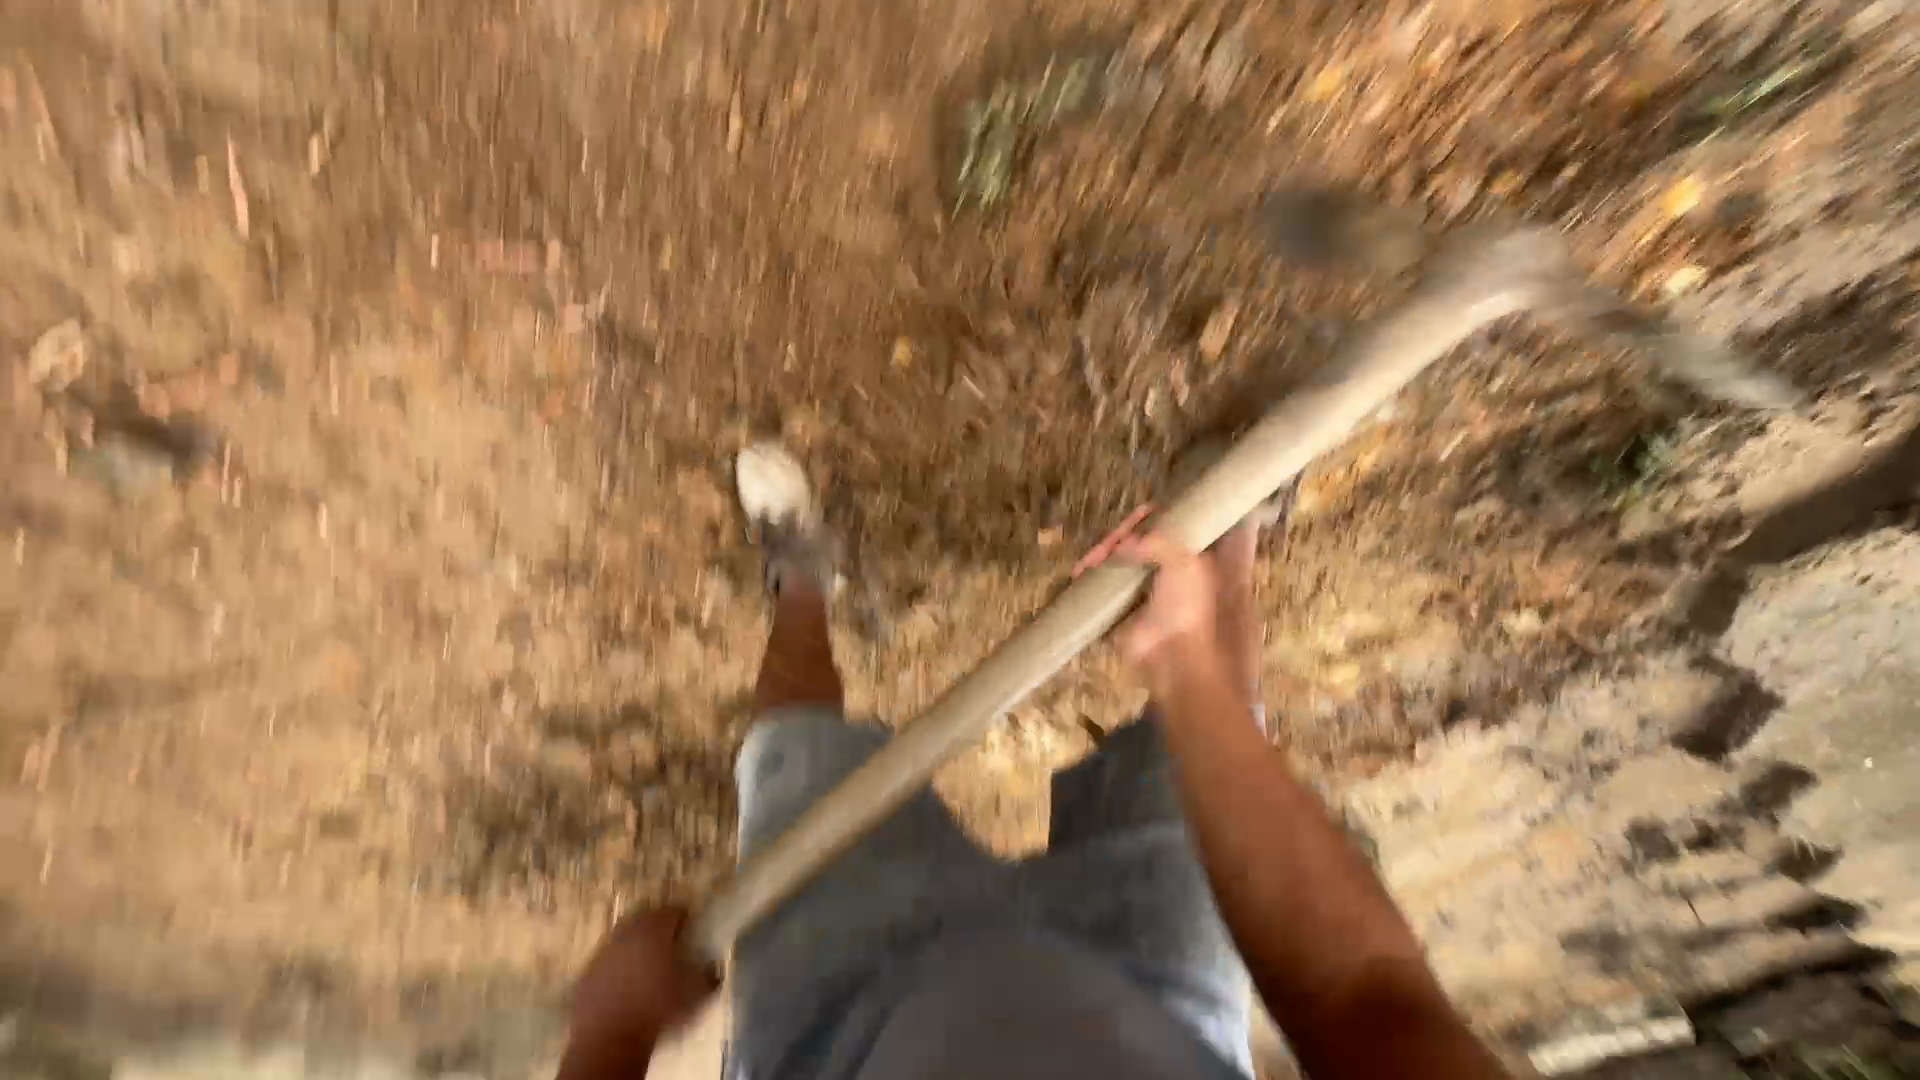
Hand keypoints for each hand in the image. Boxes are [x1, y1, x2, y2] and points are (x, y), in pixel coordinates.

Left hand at [562, 907, 718, 1072]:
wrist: (608, 1041)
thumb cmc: (658, 1009)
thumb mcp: (697, 994)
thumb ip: (709, 975)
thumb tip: (713, 968)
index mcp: (656, 928)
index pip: (674, 909)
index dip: (685, 916)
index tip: (691, 927)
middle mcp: (628, 932)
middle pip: (644, 915)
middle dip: (656, 923)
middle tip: (668, 939)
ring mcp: (603, 952)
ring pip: (622, 938)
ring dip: (634, 945)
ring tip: (645, 965)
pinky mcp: (585, 976)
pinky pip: (606, 962)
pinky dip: (616, 967)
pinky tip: (624, 986)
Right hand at [1078, 512, 1222, 688]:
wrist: (1170, 650)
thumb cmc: (1185, 607)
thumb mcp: (1184, 565)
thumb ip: (1158, 543)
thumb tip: (1128, 542)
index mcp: (1182, 560)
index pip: (1164, 529)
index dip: (1152, 518)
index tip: (1141, 512)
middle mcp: (1158, 571)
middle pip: (1134, 540)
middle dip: (1119, 536)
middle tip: (1113, 542)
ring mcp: (1135, 587)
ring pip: (1113, 557)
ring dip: (1100, 552)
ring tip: (1091, 559)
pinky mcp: (1115, 602)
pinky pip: (1097, 580)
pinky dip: (1087, 572)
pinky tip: (1080, 570)